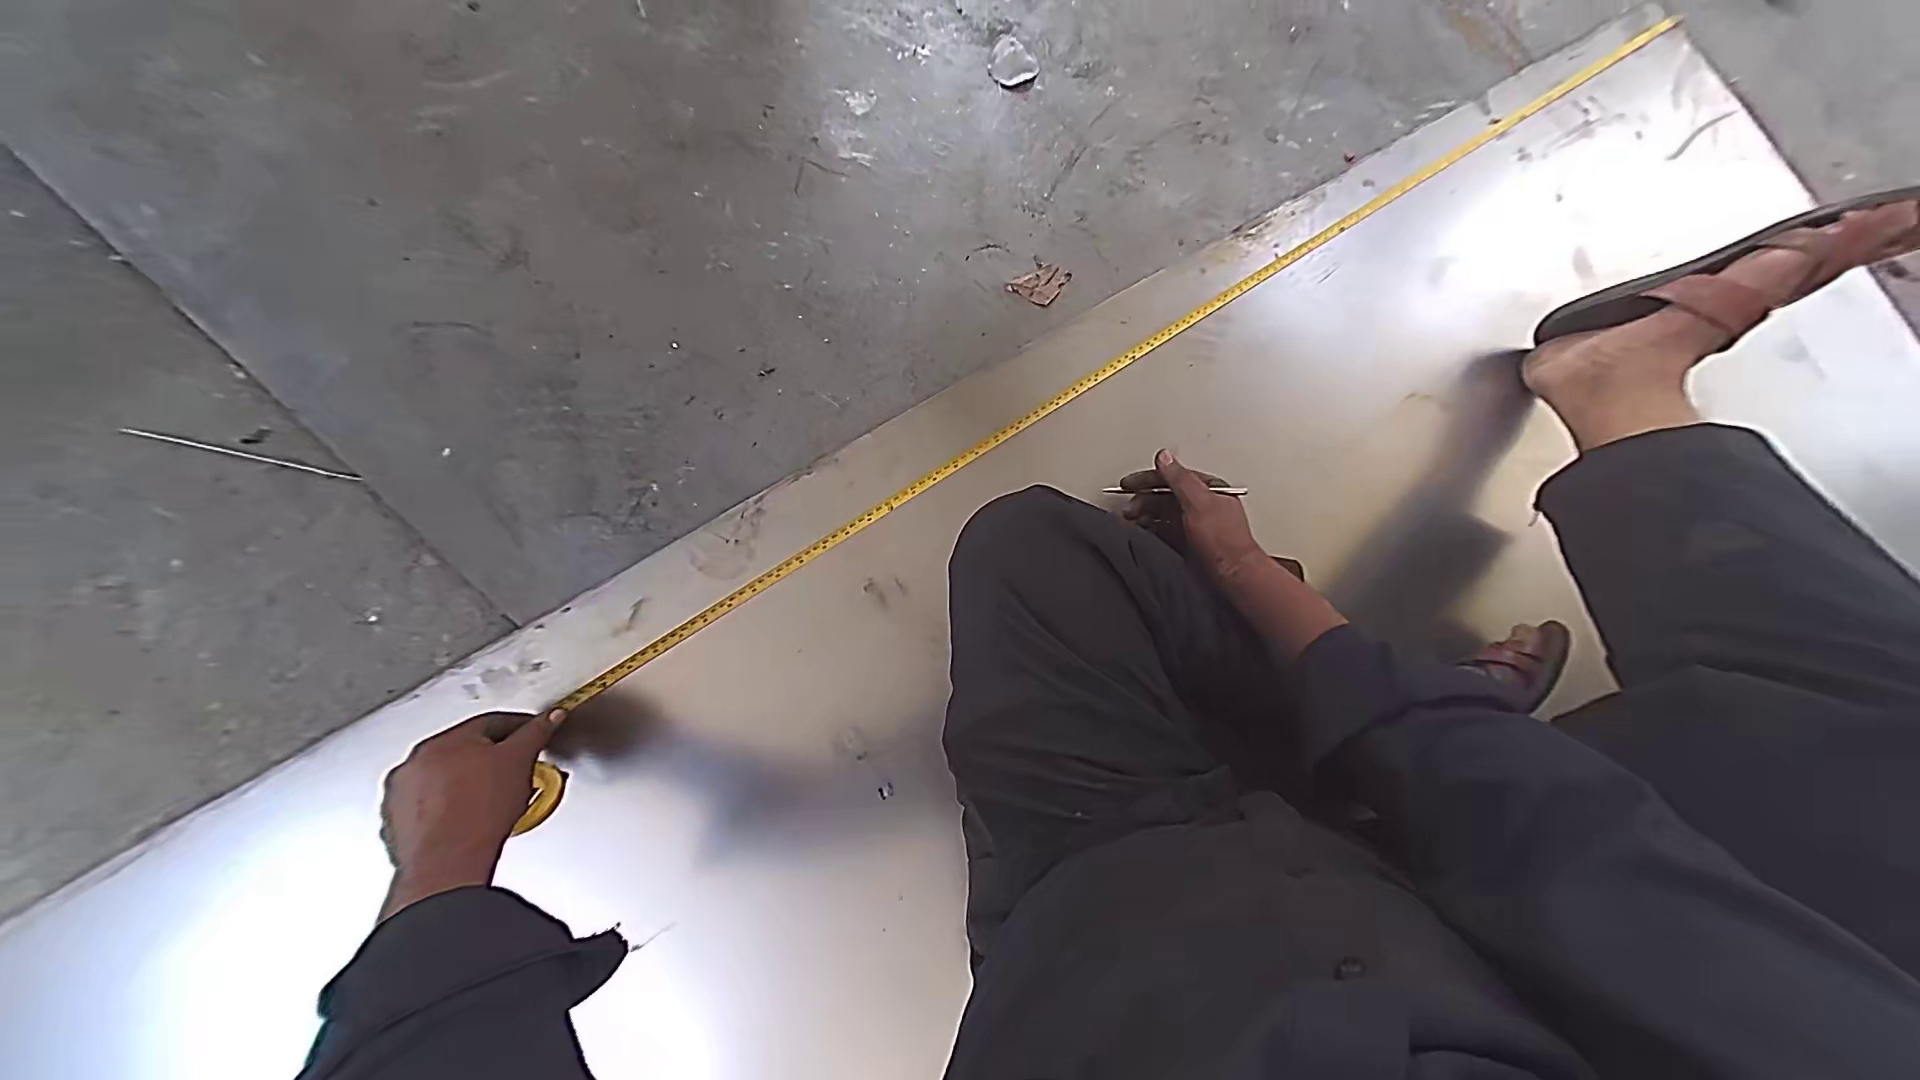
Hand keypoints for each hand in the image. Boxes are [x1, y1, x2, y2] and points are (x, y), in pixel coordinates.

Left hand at [377, 709, 565, 919]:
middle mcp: (414, 765)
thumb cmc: (479, 812)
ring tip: (498, 798)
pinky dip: (453, 807)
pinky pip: (432, 806)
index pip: (491, 722)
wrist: (448, 864)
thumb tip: (550, 717)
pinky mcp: (396, 825)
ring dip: (472, 783)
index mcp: (442, 742)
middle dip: (495, 758)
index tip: (533, 734)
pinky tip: (474, 816)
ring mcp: (400, 796)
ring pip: (447, 779)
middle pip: (466, 750)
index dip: (520, 727)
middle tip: (518, 769)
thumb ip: (537, 731)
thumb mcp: (522, 760)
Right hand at [1129, 449, 1265, 581]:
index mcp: (1208, 489)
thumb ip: (1179, 478)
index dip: (1148, 478)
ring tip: (1130, 520)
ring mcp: (1194, 525)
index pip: (1173, 476)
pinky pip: (1163, 531)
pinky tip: (1142, 533)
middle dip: (1142, 499)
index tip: (1128, 483)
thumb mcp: (1199, 502)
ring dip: (1144, 515)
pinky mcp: (1188, 542)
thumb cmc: (1224, 540)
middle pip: (1165, 495)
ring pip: (1162, 514)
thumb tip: (1164, 457)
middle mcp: (1201, 505)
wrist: (1231, 575)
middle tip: (1127, 508)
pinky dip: (1150, 530)